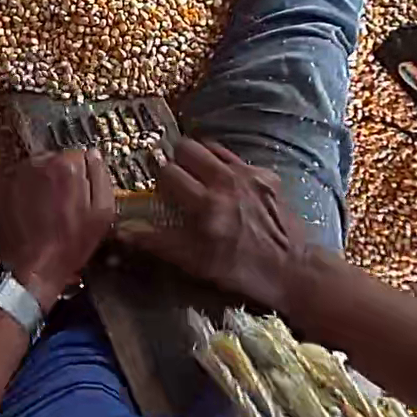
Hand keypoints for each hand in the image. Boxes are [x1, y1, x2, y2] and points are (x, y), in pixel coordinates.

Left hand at [0, 149, 114, 310]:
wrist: (31, 269)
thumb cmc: (68, 246)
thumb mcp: (101, 214)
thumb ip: (100, 177)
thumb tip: (93, 155)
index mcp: (67, 166)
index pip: (77, 155)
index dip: (79, 176)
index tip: (76, 192)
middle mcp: (38, 162)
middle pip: (52, 159)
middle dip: (56, 176)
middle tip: (57, 204)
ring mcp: (14, 172)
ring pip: (32, 167)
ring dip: (36, 181)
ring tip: (38, 209)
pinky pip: (10, 176)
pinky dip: (16, 187)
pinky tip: (22, 207)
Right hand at [117, 139, 323, 311]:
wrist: (294, 270)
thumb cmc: (240, 270)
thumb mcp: (196, 264)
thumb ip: (158, 243)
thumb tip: (123, 231)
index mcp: (207, 206)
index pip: (168, 173)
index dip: (159, 179)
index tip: (159, 189)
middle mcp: (226, 182)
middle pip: (186, 148)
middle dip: (175, 160)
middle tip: (176, 177)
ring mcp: (248, 174)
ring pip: (209, 146)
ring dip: (197, 157)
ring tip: (196, 175)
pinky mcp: (265, 173)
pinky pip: (232, 157)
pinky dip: (221, 164)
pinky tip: (224, 183)